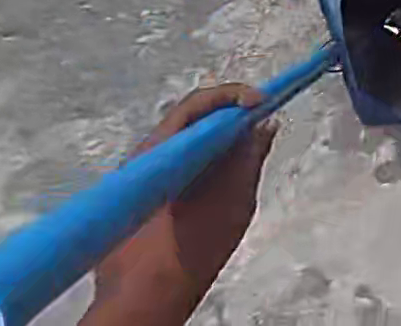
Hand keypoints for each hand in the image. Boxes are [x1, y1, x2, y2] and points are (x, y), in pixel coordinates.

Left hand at [81, 84, 278, 325]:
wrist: (144, 305)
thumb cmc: (190, 251)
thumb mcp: (234, 202)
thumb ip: (250, 157)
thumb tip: (265, 124)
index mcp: (159, 148)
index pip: (198, 102)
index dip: (235, 96)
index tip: (263, 102)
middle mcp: (141, 155)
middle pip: (190, 118)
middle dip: (228, 114)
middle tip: (258, 120)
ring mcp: (135, 178)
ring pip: (183, 140)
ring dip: (216, 136)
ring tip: (245, 144)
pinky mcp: (137, 199)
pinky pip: (175, 162)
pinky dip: (203, 158)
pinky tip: (221, 173)